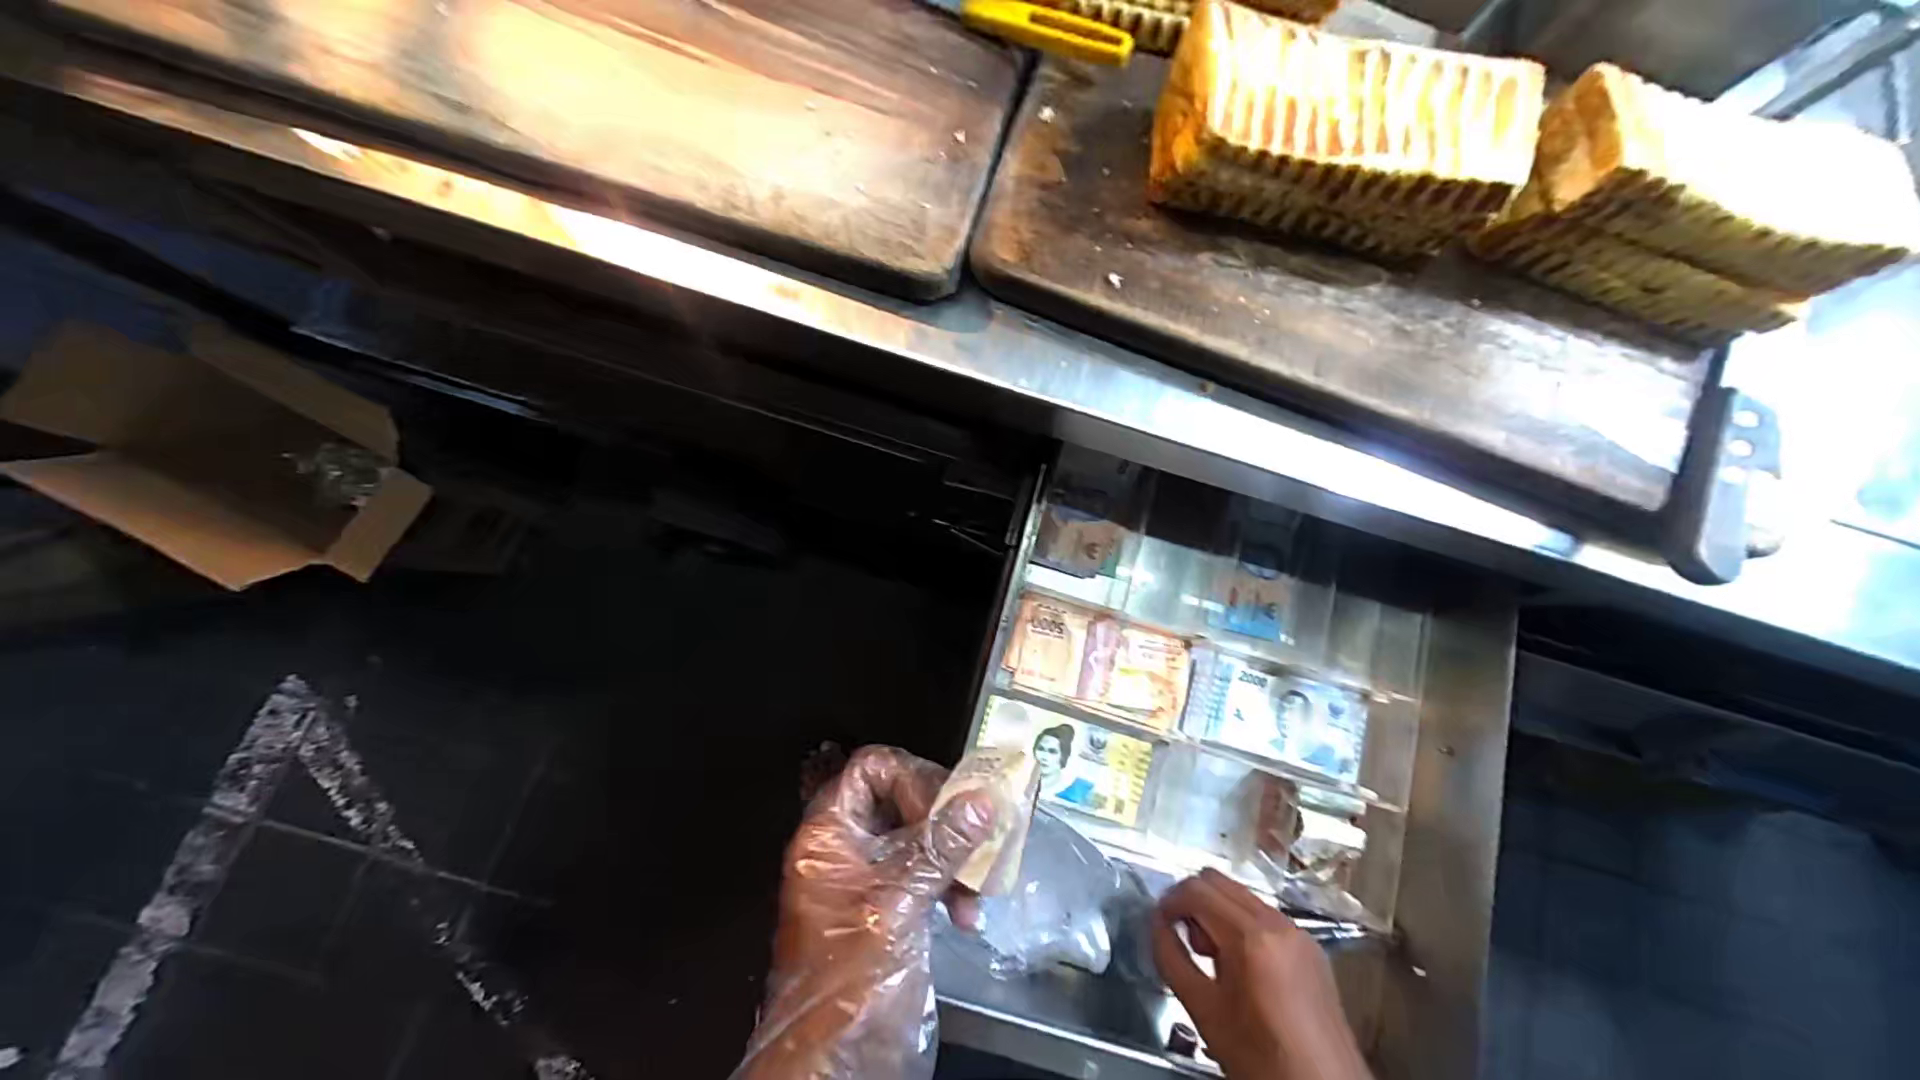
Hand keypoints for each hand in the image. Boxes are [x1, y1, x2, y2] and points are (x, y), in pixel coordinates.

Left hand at [732, 746, 994, 1079]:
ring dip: (957, 855)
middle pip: (902, 798)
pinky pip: (929, 872)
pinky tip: (969, 911)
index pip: (870, 769)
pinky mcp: (893, 907)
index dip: (910, 777)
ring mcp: (870, 879)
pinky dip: (952, 883)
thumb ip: (940, 848)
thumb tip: (980, 799)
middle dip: (946, 820)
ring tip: (978, 887)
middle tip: (979, 838)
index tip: (948, 805)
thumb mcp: (896, 906)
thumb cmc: (848, 984)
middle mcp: (847, 849)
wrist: (836, 1070)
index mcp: (829, 836)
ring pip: (921, 837)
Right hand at [1152, 869, 1372, 1079]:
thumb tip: (1157, 924)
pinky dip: (1241, 924)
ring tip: (1211, 957)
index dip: (1169, 901)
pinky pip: (1264, 916)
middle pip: (1218, 881)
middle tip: (1184, 940)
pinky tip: (1240, 966)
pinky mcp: (1312, 948)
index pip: (1196, 890)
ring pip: (1241, 895)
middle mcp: (1278, 923)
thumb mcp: (1203, 1011)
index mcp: (1251, 938)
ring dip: (1216, 911)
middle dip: (1192, 901)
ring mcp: (1299, 933)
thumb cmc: (1261, 1062)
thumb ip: (1171, 958)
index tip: (1158, 924)